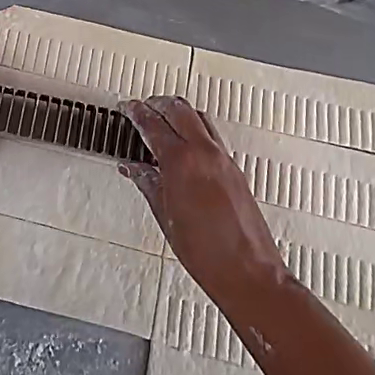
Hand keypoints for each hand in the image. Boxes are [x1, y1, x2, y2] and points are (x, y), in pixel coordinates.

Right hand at [119, 96, 290, 300]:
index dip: (136, 113)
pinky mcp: (234, 168)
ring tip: (162, 120)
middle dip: (157, 104)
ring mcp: (223, 159)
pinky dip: (194, 130)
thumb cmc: (209, 253)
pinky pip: (211, 135)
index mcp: (182, 162)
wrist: (247, 271)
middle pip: (179, 109)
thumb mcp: (165, 216)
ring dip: (178, 112)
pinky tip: (184, 144)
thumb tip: (135, 169)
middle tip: (142, 108)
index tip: (128, 108)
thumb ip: (149, 184)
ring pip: (198, 117)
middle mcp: (205, 154)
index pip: (153, 124)